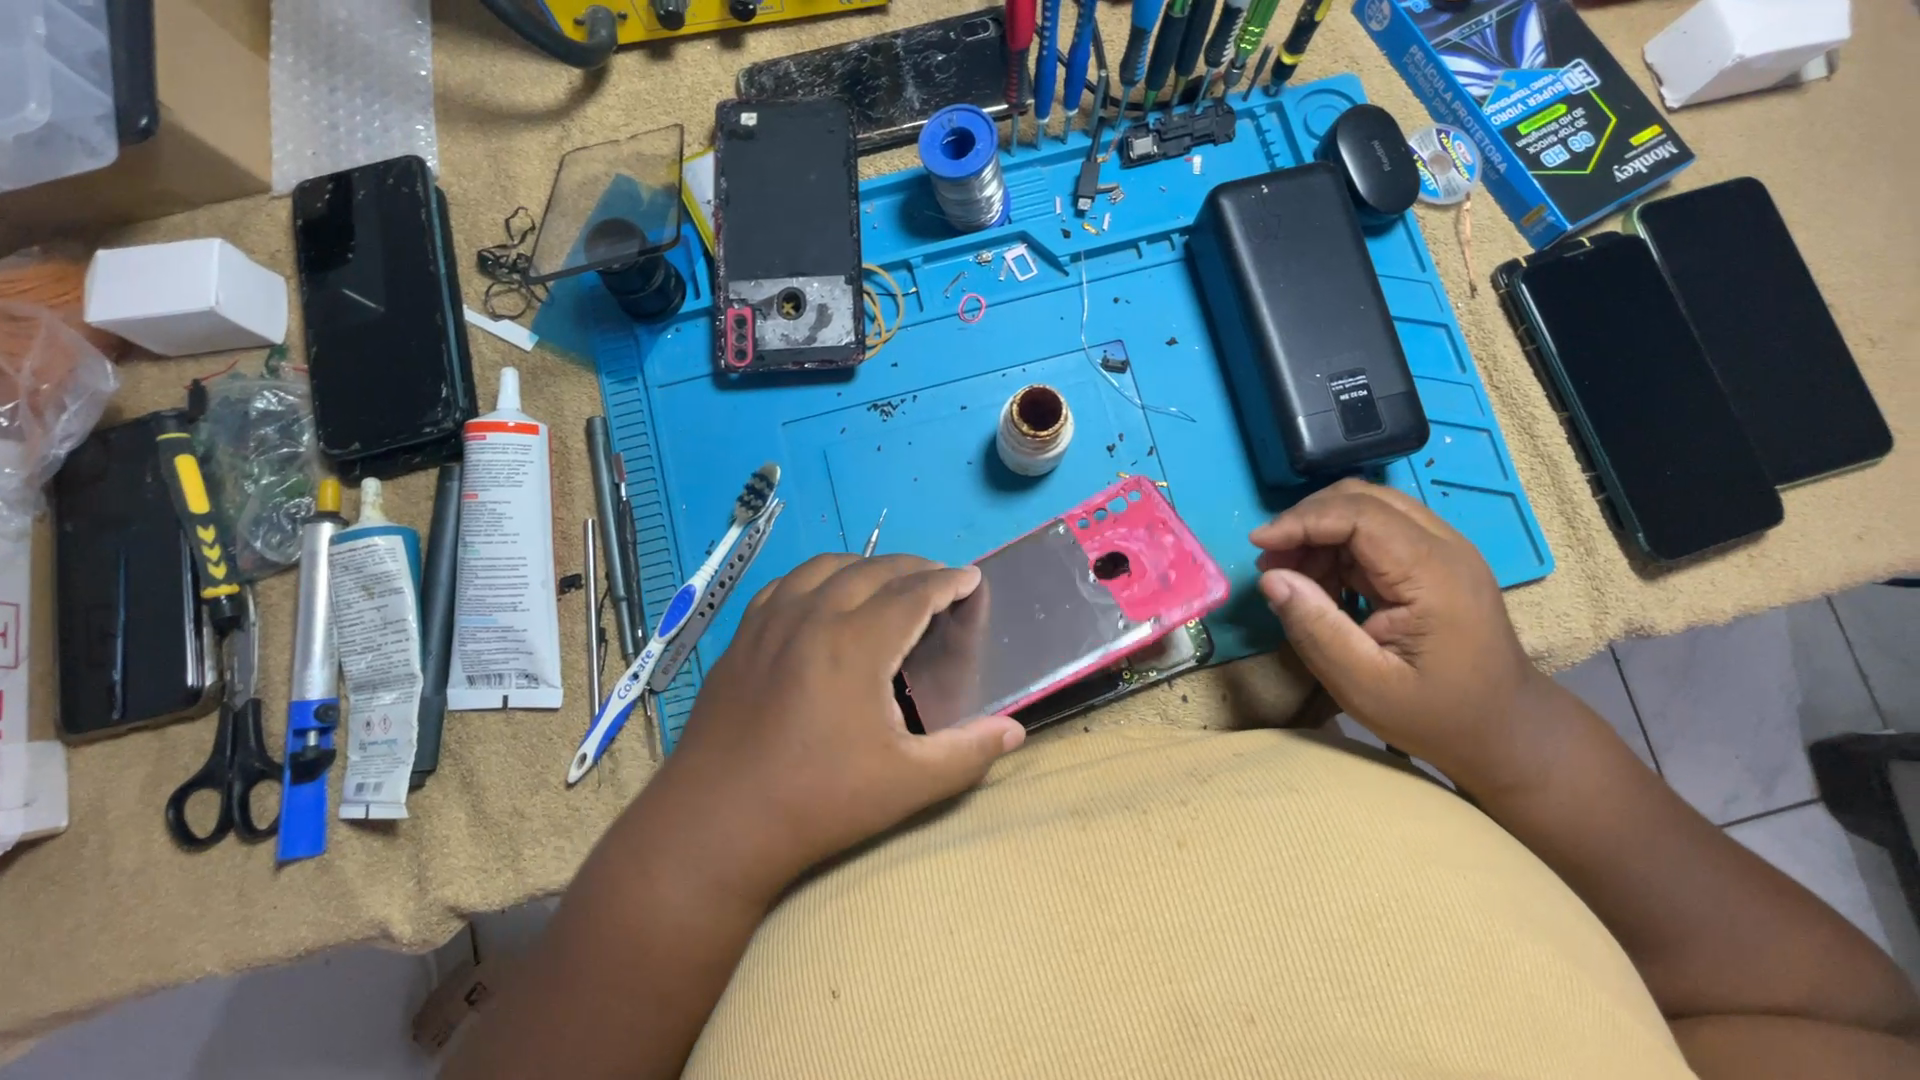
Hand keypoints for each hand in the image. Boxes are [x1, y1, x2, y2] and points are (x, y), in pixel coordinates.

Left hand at [652, 554, 1025, 898]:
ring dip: (866, 566)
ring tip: (888, 582)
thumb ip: (967, 753)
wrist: (715, 823)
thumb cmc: (817, 803)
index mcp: (856, 643)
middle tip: (940, 581)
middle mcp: (812, 617)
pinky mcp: (741, 638)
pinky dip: (818, 577)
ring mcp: (770, 623)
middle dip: (915, 568)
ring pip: (825, 568)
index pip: (914, 594)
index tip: (971, 579)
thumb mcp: (906, 785)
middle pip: (873, 571)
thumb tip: (1015, 731)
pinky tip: (823, 596)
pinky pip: (786, 584)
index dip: (949, 582)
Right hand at [1249, 479, 1552, 790]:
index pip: (1359, 514)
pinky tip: (1321, 584)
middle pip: (1363, 498)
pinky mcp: (1434, 562)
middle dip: (1307, 521)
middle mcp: (1444, 547)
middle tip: (1271, 562)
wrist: (1504, 731)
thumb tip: (1270, 577)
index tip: (1257, 546)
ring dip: (1320, 533)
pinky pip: (1378, 532)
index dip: (1302, 521)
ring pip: (1369, 509)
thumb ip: (1316, 629)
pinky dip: (1338, 547)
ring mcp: (1443, 551)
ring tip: (1292, 578)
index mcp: (1432, 573)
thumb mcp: (1363, 685)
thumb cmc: (1435, 715)